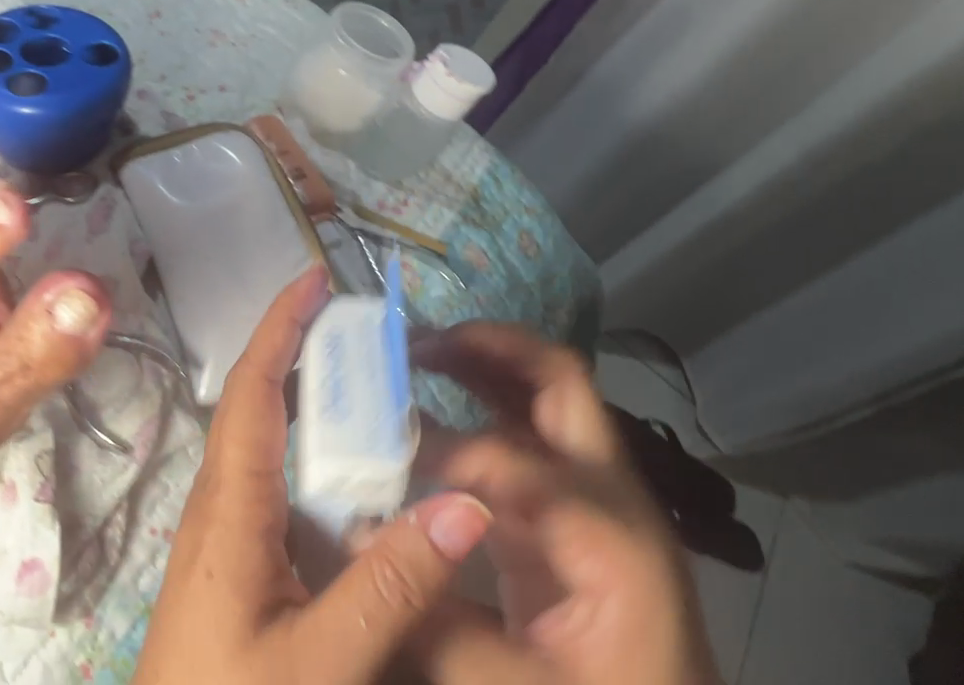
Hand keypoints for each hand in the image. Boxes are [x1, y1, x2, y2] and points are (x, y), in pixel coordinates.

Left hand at [135, 269, 495, 684]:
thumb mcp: (321, 662)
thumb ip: (390, 586)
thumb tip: (464, 505)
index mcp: (230, 508)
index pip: (252, 392)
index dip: (280, 329)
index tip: (313, 278)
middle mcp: (219, 504)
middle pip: (255, 404)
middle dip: (297, 351)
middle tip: (357, 322)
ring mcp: (223, 532)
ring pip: (263, 444)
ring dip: (304, 401)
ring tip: (365, 380)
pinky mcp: (232, 561)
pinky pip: (272, 486)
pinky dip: (310, 457)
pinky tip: (351, 476)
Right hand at [401, 324, 720, 684]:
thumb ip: (430, 621)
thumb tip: (352, 547)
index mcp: (610, 533)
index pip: (513, 458)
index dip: (439, 452)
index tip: (378, 459)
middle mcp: (610, 494)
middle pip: (557, 383)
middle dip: (484, 348)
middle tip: (412, 341)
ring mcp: (593, 499)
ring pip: (542, 399)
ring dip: (480, 367)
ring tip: (413, 354)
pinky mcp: (571, 516)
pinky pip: (524, 441)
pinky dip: (476, 413)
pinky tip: (427, 416)